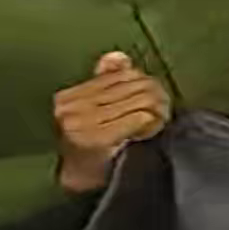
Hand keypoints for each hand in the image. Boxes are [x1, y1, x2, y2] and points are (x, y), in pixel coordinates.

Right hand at [54, 52, 170, 194]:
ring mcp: (79, 121)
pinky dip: (152, 125)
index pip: (130, 74)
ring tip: (145, 129)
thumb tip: (117, 55)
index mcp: (72, 95)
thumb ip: (111, 80)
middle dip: (158, 102)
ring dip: (157, 115)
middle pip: (144, 86)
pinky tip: (142, 136)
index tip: (144, 108)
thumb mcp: (108, 107)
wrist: (92, 173)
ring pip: (147, 100)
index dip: (149, 90)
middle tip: (151, 120)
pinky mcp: (93, 136)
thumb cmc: (109, 138)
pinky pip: (144, 116)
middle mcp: (70, 106)